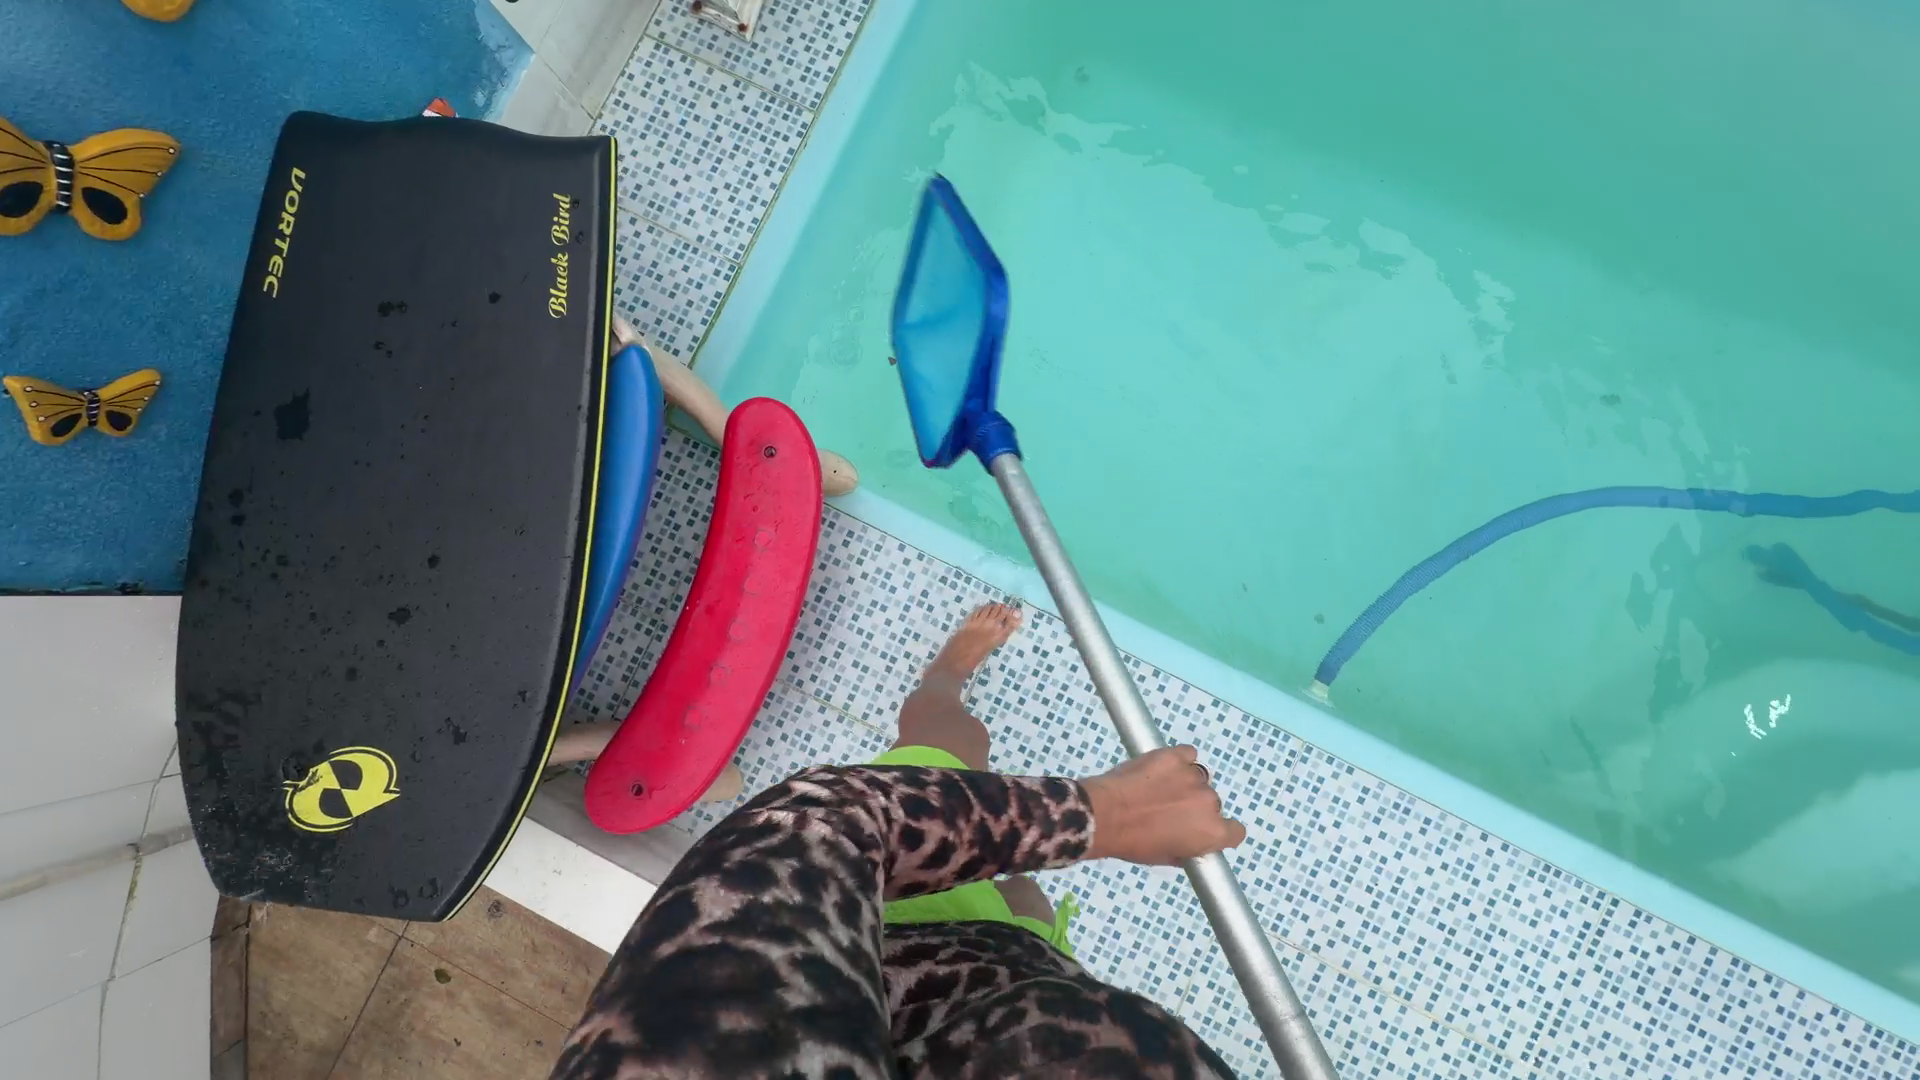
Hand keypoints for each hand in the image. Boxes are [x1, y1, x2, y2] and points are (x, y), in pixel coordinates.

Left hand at [1082, 746, 1244, 865]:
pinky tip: (1163, 766)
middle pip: (1211, 802)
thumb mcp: (1167, 856)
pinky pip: (1187, 753)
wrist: (1105, 814)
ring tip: (1159, 787)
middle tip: (1169, 809)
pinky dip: (1179, 759)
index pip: (1235, 831)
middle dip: (1195, 805)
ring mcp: (1192, 775)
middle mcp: (1209, 801)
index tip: (1202, 829)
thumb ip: (1189, 847)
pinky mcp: (1174, 754)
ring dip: (1185, 782)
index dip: (1219, 831)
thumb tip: (1191, 841)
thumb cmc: (1134, 842)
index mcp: (1212, 832)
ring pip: (1198, 777)